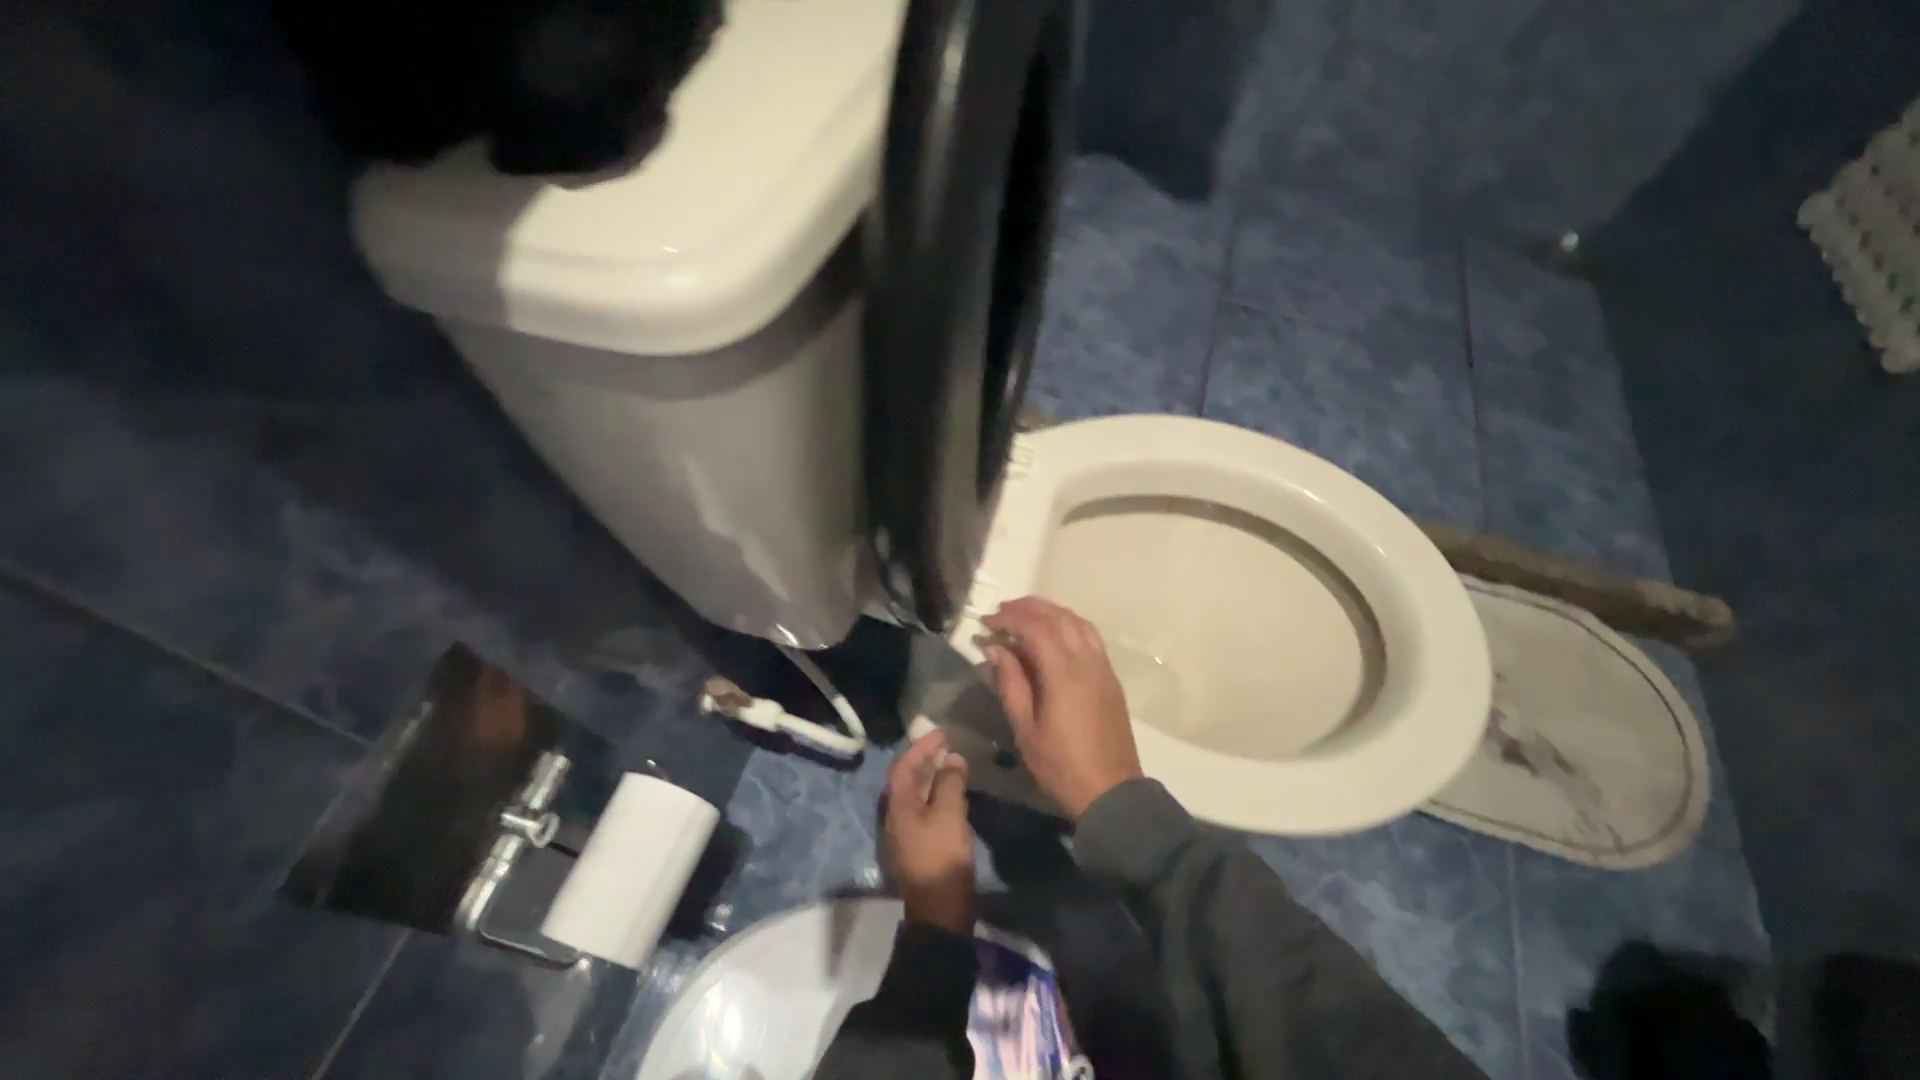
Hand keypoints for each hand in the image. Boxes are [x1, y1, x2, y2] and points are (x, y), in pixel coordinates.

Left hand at [883, 730, 975, 933]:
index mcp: (898, 804)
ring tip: (953, 762)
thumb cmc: (942, 857)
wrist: (939, 910)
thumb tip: (953, 759)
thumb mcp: (950, 815)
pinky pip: (924, 808)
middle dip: (926, 758)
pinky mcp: (917, 844)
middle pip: (907, 778)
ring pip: (916, 794)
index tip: (942, 733)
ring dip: (932, 776)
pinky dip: (936, 793)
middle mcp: (895, 814)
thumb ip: (950, 783)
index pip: (904, 765)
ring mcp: (905, 831)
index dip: (922, 746)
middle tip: (948, 744)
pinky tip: (953, 793)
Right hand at [980, 597, 1143, 819]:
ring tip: (1024, 617)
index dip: (1009, 619)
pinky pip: (1090, 636)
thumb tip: (995, 648)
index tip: (986, 623)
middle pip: (1058, 617)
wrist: (1110, 791)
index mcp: (1064, 673)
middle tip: (1001, 613)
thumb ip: (1010, 683)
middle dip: (1028, 608)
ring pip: (1078, 622)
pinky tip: (1053, 635)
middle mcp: (1087, 661)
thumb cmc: (1060, 765)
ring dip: (1050, 613)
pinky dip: (1068, 625)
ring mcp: (1103, 667)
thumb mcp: (1025, 728)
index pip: (1035, 627)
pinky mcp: (1110, 677)